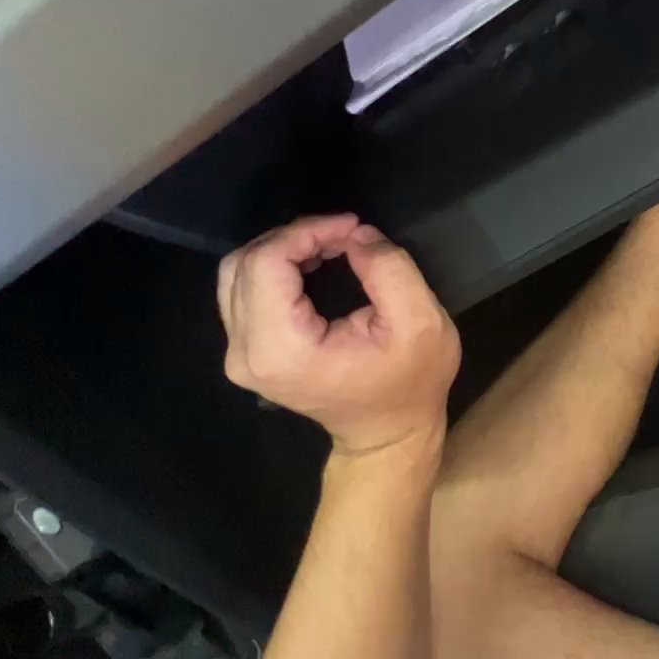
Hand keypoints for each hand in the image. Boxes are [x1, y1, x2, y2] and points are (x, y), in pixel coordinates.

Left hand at [218, 215, 460, 456]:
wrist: (390, 433)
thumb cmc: (411, 381)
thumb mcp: (421, 321)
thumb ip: (389, 269)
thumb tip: (357, 235)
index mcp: (283, 348)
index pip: (266, 263)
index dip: (308, 231)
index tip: (353, 226)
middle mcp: (247, 353)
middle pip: (243, 265)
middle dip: (295, 235)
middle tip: (344, 232)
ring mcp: (241, 356)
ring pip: (237, 275)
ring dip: (284, 248)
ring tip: (331, 243)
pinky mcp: (249, 352)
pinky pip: (244, 291)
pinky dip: (277, 265)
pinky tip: (315, 262)